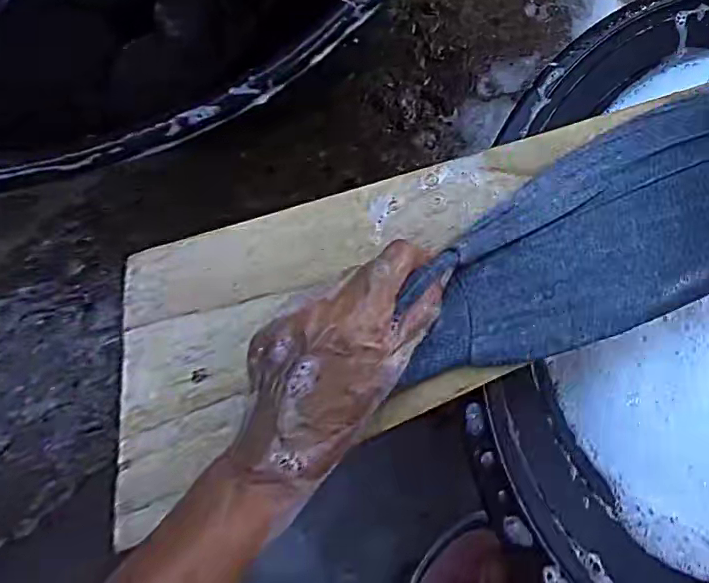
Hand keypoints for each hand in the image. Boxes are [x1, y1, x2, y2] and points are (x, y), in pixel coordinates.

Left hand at [222, 240, 447, 495]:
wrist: (280, 452)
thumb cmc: (347, 411)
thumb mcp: (398, 362)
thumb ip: (421, 312)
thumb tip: (439, 275)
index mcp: (361, 317)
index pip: (394, 255)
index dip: (415, 257)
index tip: (422, 270)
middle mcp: (323, 308)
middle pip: (367, 268)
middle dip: (385, 281)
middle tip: (390, 309)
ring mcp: (291, 316)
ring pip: (338, 285)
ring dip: (354, 297)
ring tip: (352, 331)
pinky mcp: (269, 327)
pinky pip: (309, 304)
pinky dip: (323, 314)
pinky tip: (323, 343)